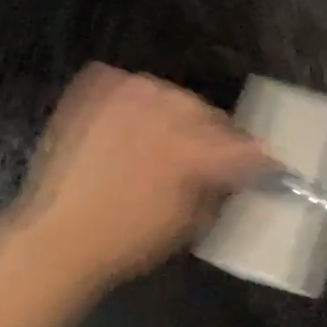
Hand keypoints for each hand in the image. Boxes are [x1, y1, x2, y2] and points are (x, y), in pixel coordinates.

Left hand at [6, 64, 270, 285]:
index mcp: (195, 150)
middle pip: (209, 115)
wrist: (60, 234)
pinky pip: (131, 84)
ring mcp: (128, 94)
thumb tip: (232, 175)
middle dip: (217, 136)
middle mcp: (166, 110)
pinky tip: (135, 125)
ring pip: (172, 96)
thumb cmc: (131, 241)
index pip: (244, 148)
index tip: (267, 170)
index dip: (260, 161)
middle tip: (213, 159)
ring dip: (178, 116)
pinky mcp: (96, 88)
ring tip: (170, 140)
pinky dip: (139, 102)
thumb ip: (219, 190)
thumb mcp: (191, 223)